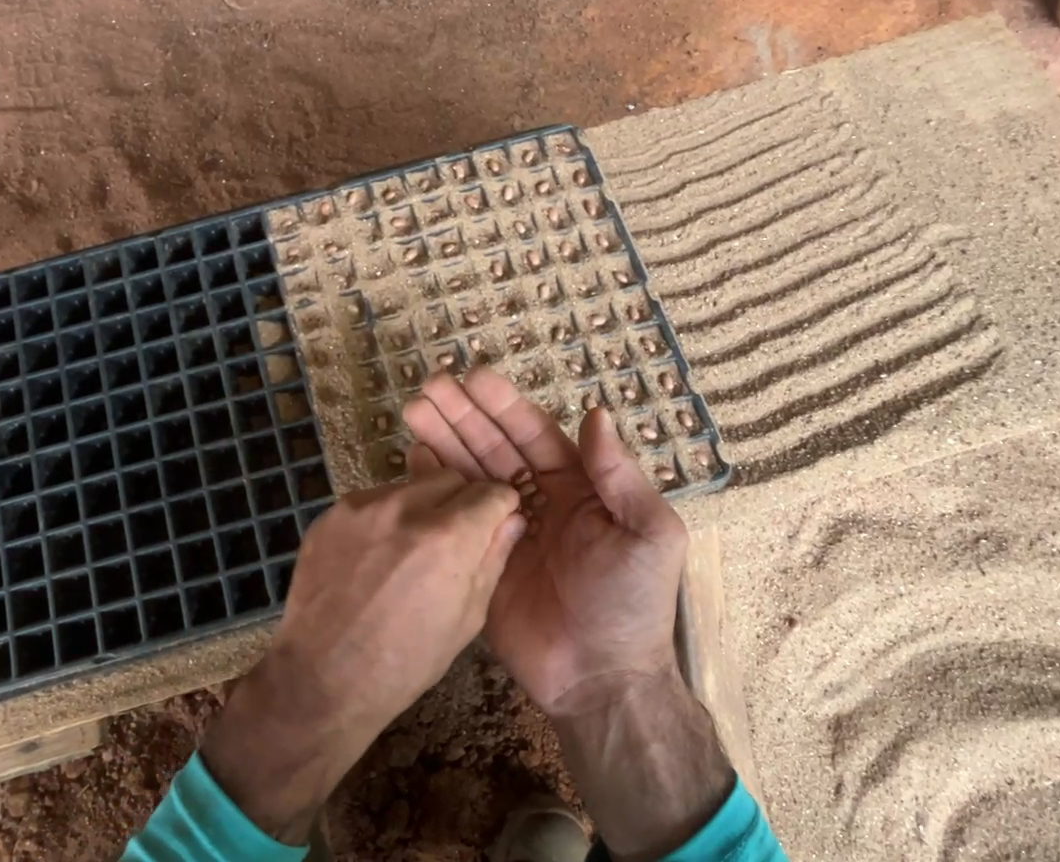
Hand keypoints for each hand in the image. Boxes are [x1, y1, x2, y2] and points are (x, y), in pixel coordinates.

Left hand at [200, 469, 524, 843]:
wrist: (325, 674)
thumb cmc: (406, 660)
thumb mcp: (466, 618)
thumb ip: (492, 560)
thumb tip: (513, 519)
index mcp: (448, 537)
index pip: (490, 492)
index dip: (499, 506)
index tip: (495, 520)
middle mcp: (405, 507)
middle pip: (450, 478)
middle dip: (460, 501)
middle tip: (453, 537)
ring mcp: (363, 506)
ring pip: (409, 486)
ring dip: (420, 507)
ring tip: (409, 550)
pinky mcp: (333, 512)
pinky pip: (372, 500)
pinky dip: (383, 518)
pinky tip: (375, 556)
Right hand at [404, 368, 734, 860]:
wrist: (600, 680)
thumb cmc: (630, 603)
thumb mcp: (647, 534)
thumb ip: (619, 475)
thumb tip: (595, 412)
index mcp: (578, 488)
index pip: (533, 436)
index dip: (503, 407)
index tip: (472, 379)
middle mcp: (537, 500)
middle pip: (493, 447)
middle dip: (462, 416)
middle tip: (427, 388)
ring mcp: (504, 530)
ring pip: (469, 474)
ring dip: (442, 441)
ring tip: (412, 410)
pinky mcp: (479, 561)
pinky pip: (454, 517)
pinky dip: (434, 485)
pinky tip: (413, 458)